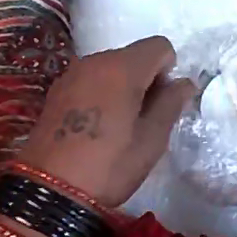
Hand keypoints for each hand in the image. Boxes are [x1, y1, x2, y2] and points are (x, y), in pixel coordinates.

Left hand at [19, 36, 195, 206]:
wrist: (51, 189)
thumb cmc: (109, 166)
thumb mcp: (151, 140)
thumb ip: (171, 104)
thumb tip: (185, 83)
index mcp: (122, 68)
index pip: (159, 46)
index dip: (169, 71)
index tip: (163, 104)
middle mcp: (94, 61)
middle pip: (132, 55)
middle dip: (145, 79)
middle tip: (144, 119)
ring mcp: (70, 75)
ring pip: (109, 68)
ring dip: (122, 87)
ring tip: (120, 125)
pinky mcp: (55, 92)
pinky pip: (89, 82)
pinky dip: (101, 94)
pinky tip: (97, 126)